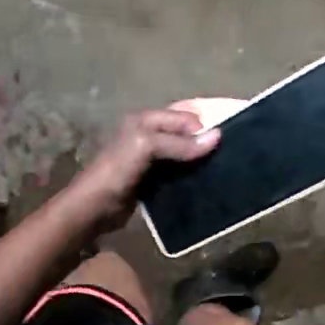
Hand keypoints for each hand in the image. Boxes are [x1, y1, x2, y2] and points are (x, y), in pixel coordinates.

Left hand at [68, 108, 220, 225]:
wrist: (93, 208)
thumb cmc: (116, 171)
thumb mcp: (146, 148)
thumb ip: (179, 143)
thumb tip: (218, 137)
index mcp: (145, 120)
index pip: (183, 115)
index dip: (204, 124)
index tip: (229, 139)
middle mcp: (147, 135)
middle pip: (184, 133)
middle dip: (204, 140)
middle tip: (231, 152)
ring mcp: (149, 159)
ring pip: (181, 154)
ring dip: (199, 160)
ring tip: (224, 167)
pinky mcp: (151, 181)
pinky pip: (176, 173)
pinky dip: (190, 176)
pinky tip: (206, 182)